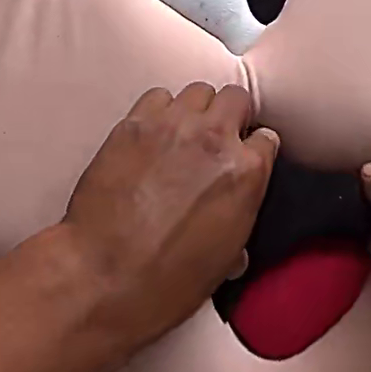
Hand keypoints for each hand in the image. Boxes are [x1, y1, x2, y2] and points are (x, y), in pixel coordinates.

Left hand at [59, 83, 279, 345]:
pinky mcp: (134, 124)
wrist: (104, 277)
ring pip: (198, 91)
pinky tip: (153, 133)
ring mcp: (172, 126)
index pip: (266, 138)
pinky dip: (159, 110)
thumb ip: (240, 212)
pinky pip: (157, 97)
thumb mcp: (227, 254)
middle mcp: (214, 138)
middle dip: (231, 116)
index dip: (254, 149)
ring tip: (184, 132)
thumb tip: (233, 205)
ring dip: (196, 110)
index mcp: (246, 172)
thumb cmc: (165, 280)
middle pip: (235, 99)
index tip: (244, 155)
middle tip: (217, 136)